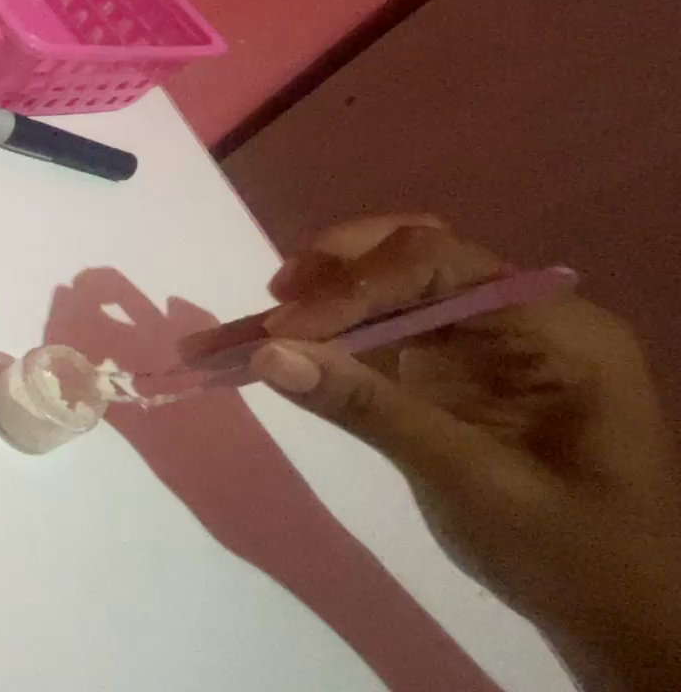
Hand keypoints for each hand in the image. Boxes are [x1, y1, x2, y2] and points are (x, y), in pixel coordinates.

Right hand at [210, 216, 680, 688]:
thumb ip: (369, 408)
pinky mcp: (439, 369)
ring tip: (249, 331)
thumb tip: (266, 353)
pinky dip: (310, 340)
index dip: (352, 284)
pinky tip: (255, 350)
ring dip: (310, 303)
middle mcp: (514, 319)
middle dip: (332, 273)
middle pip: (405, 255)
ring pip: (377, 288)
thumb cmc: (575, 552)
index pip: (435, 263)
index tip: (287, 329)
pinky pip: (366, 333)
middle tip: (275, 306)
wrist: (623, 618)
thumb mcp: (472, 481)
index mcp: (552, 330)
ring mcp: (475, 342)